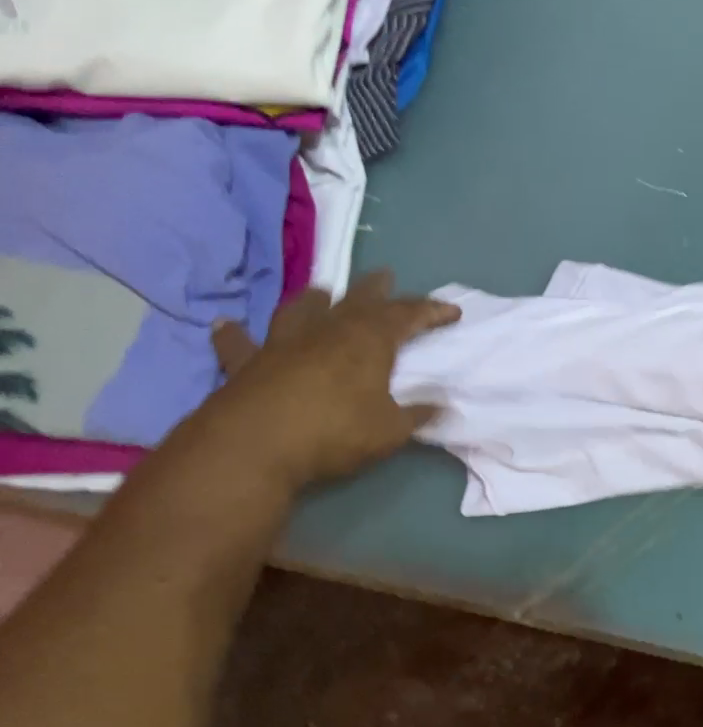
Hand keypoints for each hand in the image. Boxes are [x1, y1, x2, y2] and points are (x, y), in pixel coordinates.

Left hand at [202, 272, 460, 487]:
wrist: (249, 450)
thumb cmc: (333, 433)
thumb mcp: (391, 430)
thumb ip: (415, 415)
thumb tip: (441, 408)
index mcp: (369, 341)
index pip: (408, 316)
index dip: (432, 311)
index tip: (452, 312)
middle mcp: (327, 333)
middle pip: (356, 301)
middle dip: (375, 288)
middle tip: (385, 276)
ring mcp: (282, 346)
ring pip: (300, 311)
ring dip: (313, 299)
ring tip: (320, 291)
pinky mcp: (245, 366)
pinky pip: (238, 344)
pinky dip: (234, 334)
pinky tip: (225, 324)